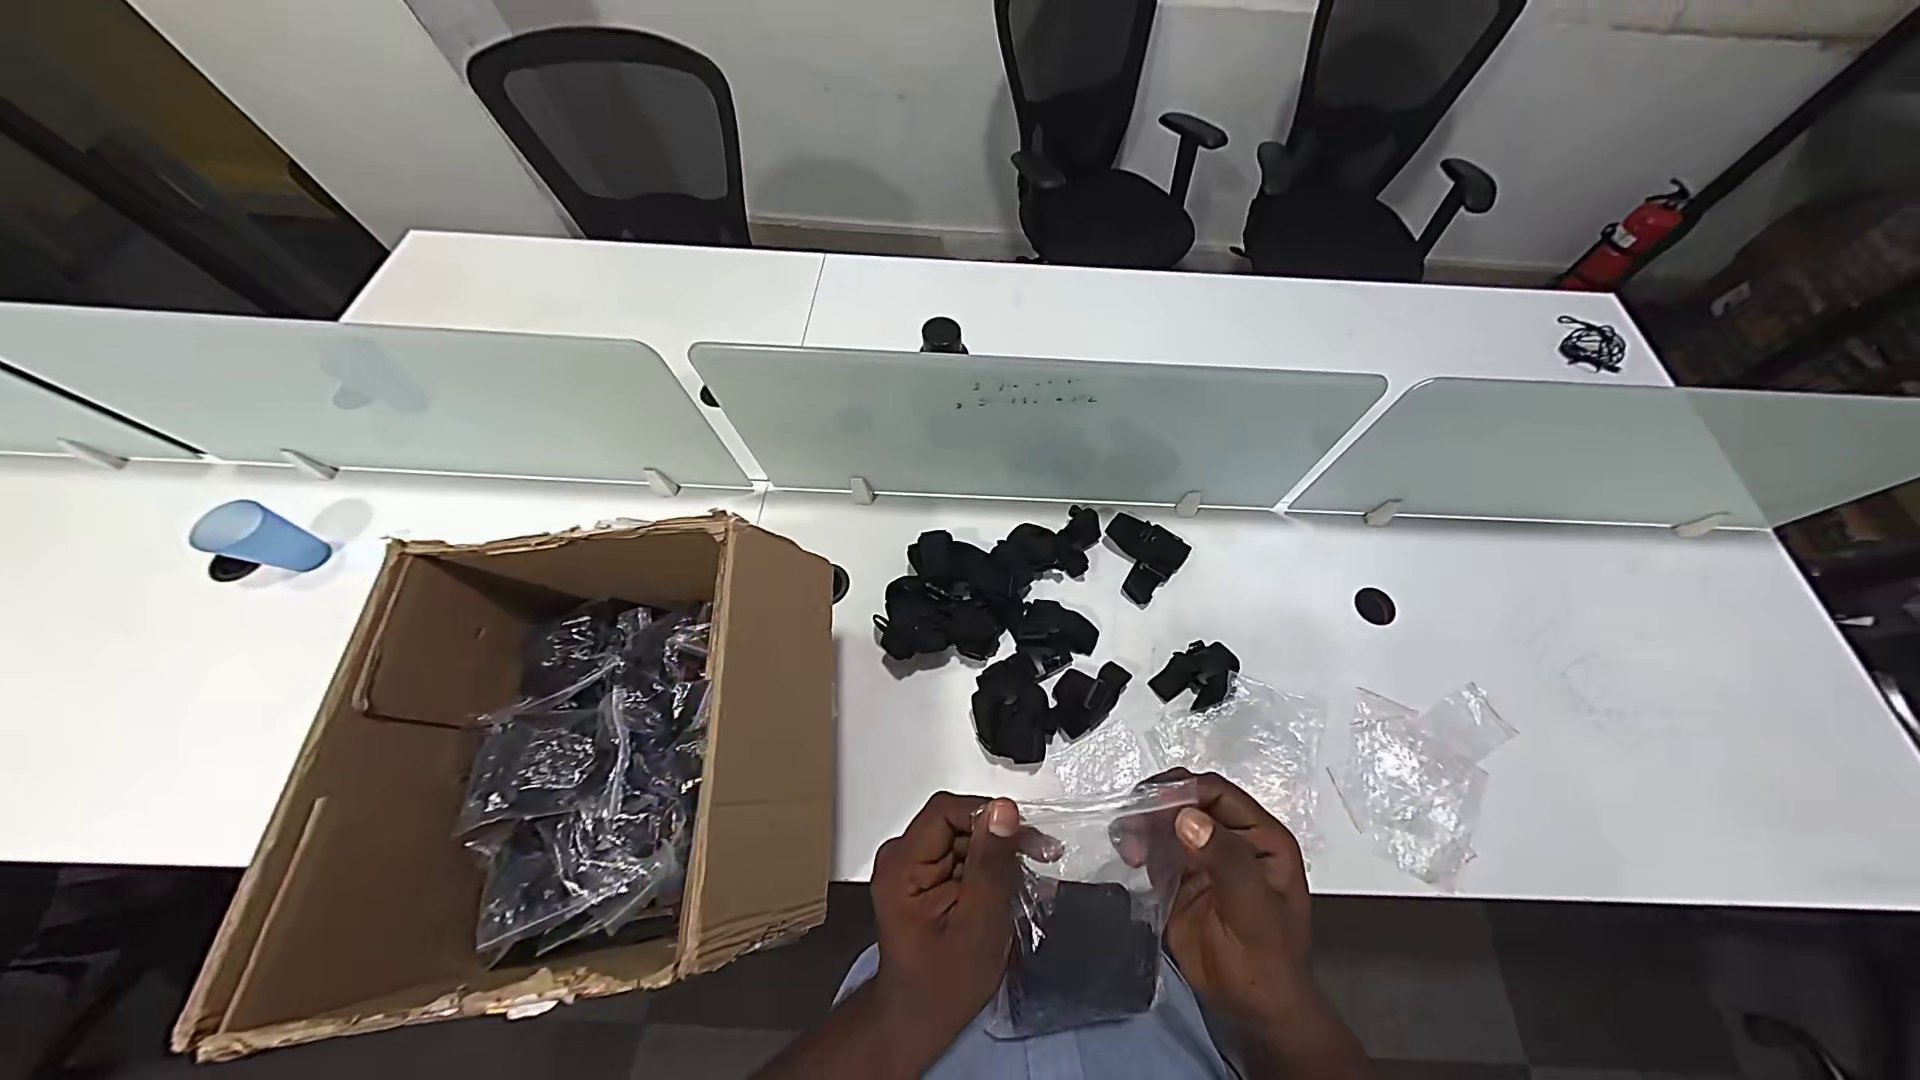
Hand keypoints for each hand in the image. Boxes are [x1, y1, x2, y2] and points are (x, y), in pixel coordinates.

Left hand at [869, 792, 1021, 1064]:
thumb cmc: (945, 984)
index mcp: (902, 865)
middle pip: (956, 821)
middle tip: (1040, 856)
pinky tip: (1012, 884)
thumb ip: (991, 863)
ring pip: (963, 836)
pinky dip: (989, 866)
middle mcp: (901, 855)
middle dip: (999, 837)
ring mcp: (911, 865)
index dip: (987, 815)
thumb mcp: (978, 924)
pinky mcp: (925, 875)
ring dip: (998, 853)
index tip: (1025, 839)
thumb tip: (1005, 808)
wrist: (918, 1022)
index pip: (946, 812)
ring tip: (1031, 875)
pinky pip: (961, 854)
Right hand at [1153, 769, 1364, 1078]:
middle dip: (1157, 803)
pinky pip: (1153, 845)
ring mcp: (1202, 854)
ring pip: (1165, 818)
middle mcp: (1229, 837)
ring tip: (1128, 844)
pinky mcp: (1177, 873)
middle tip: (1133, 818)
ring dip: (1142, 822)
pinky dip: (1136, 843)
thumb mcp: (1253, 907)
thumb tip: (1186, 816)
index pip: (1218, 793)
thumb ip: (1225, 858)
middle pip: (1187, 799)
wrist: (1253, 1010)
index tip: (1153, 803)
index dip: (1185, 791)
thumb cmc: (1266, 958)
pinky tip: (1129, 856)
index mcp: (1259, 836)